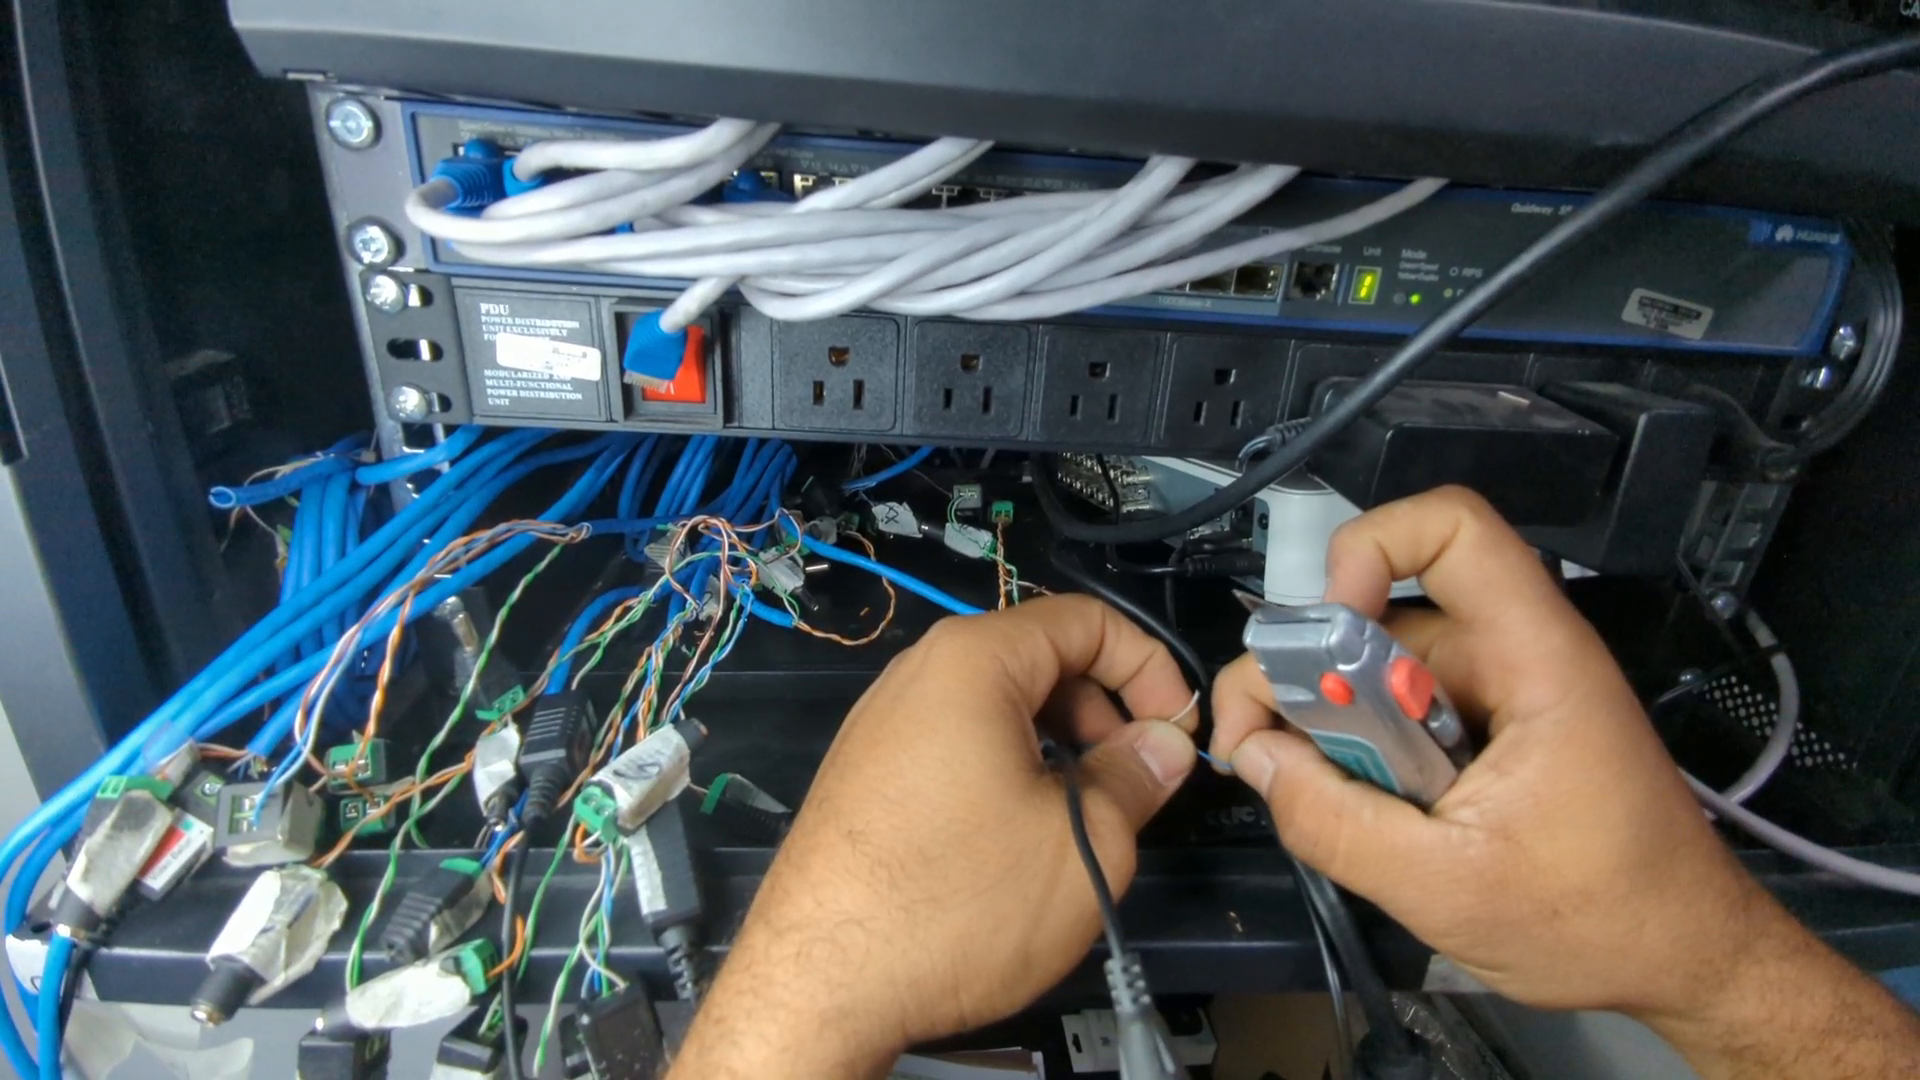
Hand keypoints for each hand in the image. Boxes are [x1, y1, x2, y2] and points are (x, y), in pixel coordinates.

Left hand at [672, 596, 1198, 1078]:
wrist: (814, 983)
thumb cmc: (958, 898)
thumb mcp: (1080, 842)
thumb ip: (1137, 775)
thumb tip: (1167, 742)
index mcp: (974, 658)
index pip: (1086, 620)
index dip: (1149, 665)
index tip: (1179, 731)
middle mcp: (922, 669)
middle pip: (1040, 657)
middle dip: (1104, 707)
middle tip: (1134, 779)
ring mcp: (886, 716)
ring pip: (999, 701)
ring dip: (1060, 739)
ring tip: (1082, 808)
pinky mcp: (869, 762)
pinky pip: (958, 734)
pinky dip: (1009, 759)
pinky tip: (1019, 824)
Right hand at [1210, 487, 1919, 1076]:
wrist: (1686, 965)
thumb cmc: (1604, 925)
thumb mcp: (1449, 891)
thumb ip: (1334, 824)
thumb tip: (1254, 755)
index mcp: (1528, 658)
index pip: (1452, 531)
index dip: (1370, 551)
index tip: (1323, 640)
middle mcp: (1493, 653)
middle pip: (1367, 609)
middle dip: (1293, 668)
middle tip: (1260, 747)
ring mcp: (1467, 687)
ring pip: (1351, 660)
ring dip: (1305, 714)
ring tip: (1297, 785)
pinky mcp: (1450, 722)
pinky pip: (1363, 702)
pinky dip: (1328, 740)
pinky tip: (1334, 794)